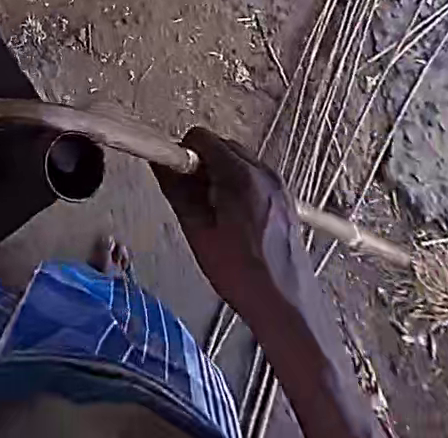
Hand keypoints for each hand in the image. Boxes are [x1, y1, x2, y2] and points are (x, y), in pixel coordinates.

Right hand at [153, 127, 306, 306]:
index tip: (177, 177)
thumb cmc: (243, 274)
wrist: (288, 310)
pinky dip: (235, 183)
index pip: (201, 138)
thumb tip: (159, 163)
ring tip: (212, 209)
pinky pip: (252, 175)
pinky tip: (232, 216)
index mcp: (241, 176)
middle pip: (220, 145)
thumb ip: (175, 189)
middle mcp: (264, 173)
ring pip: (236, 159)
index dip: (183, 154)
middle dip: (201, 164)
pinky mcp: (285, 199)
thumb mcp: (197, 230)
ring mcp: (278, 185)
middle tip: (192, 195)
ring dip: (218, 173)